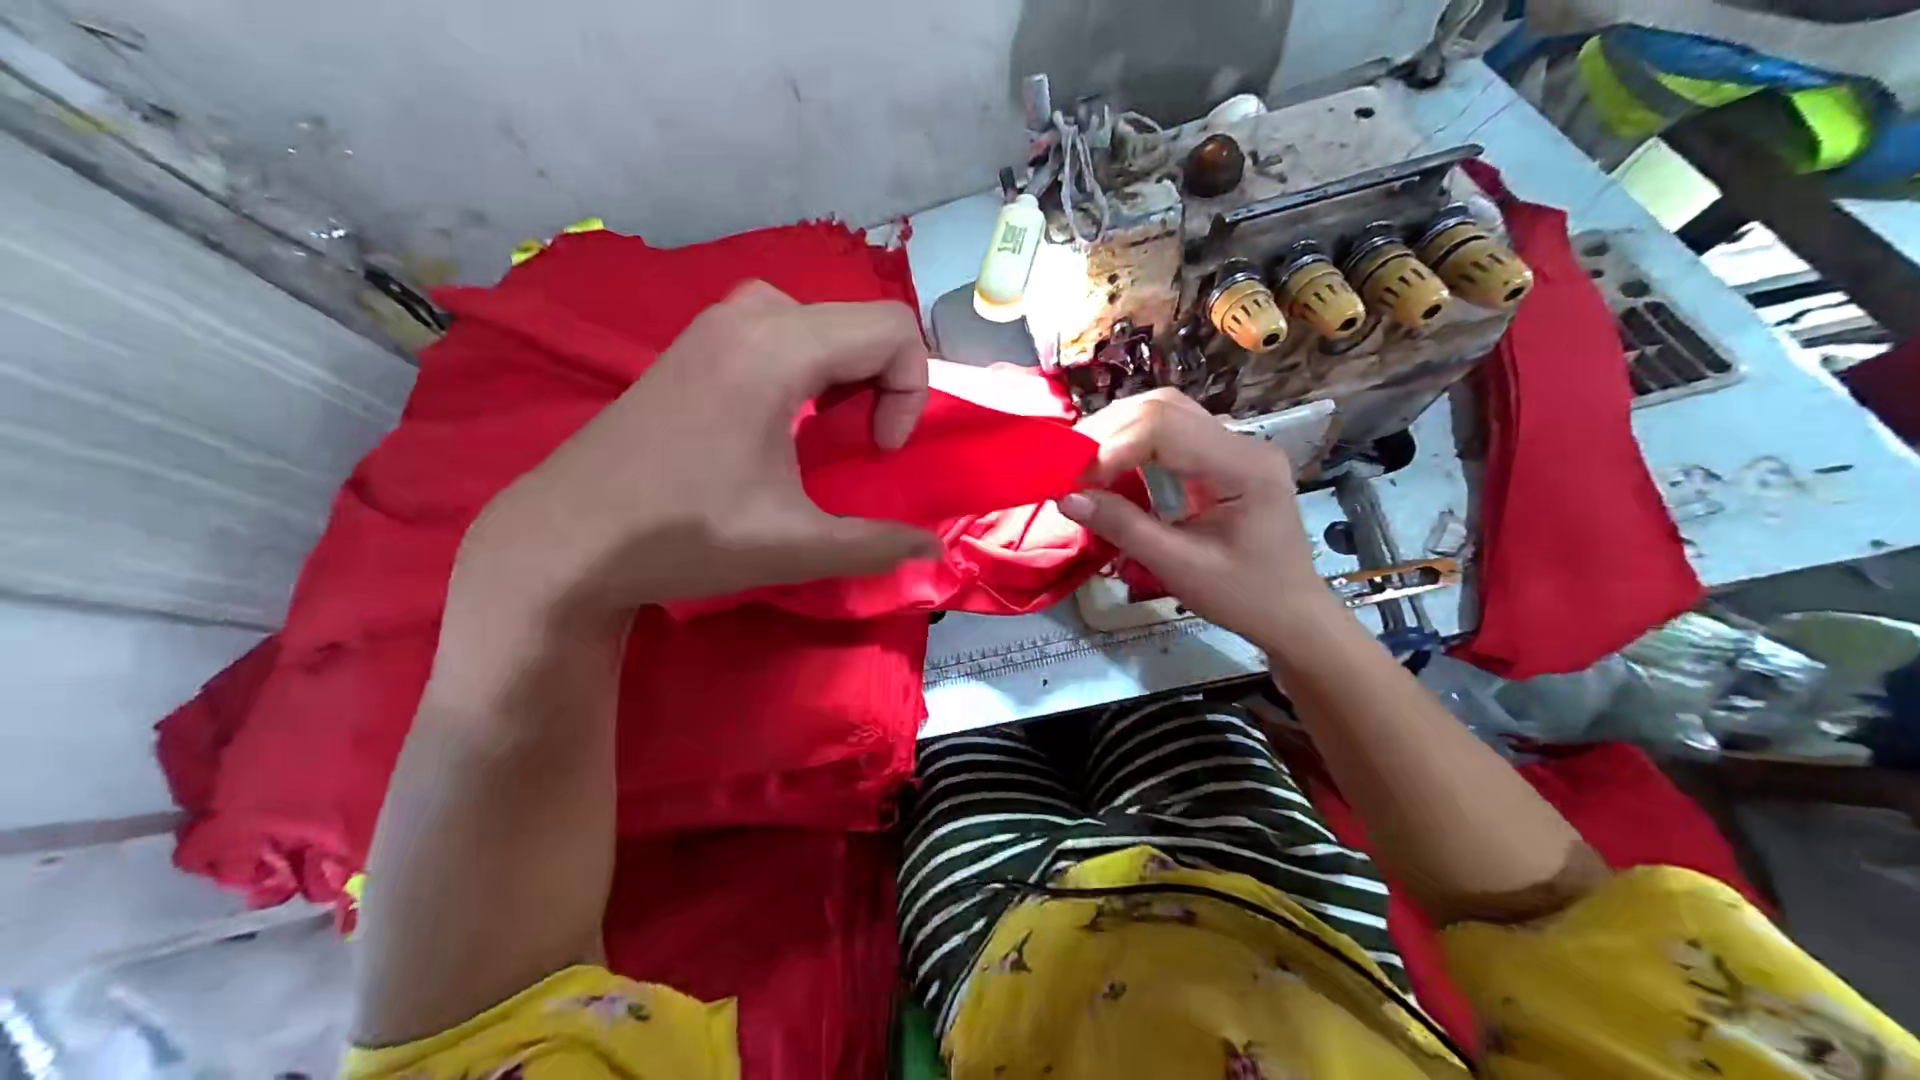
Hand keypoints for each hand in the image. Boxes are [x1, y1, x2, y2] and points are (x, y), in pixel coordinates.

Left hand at [451, 282, 938, 631]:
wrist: (567, 539)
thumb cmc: (684, 537)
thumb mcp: (795, 546)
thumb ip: (878, 544)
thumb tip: (934, 548)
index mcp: (779, 351)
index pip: (892, 330)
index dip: (911, 390)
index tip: (879, 449)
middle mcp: (748, 316)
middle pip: (859, 320)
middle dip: (884, 379)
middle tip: (861, 441)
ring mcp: (711, 325)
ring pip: (817, 319)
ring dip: (845, 368)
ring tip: (827, 426)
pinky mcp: (690, 345)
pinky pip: (776, 327)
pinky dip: (805, 362)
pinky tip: (783, 416)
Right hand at [1061, 389, 1342, 651]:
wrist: (1291, 614)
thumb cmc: (1244, 596)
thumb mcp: (1180, 567)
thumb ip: (1124, 527)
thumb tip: (1067, 498)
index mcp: (1244, 466)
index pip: (1166, 428)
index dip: (1112, 448)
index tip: (1076, 483)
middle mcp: (1243, 443)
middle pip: (1164, 409)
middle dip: (1110, 432)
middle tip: (1069, 465)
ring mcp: (1236, 447)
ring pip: (1166, 414)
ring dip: (1119, 433)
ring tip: (1084, 464)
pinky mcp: (1224, 458)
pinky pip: (1172, 436)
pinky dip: (1134, 447)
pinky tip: (1112, 469)